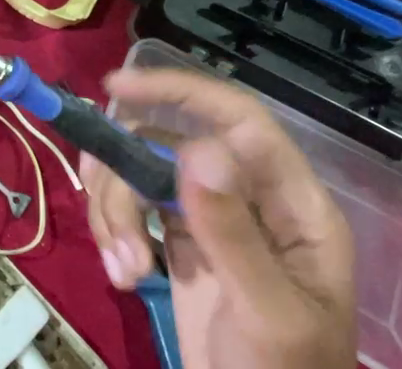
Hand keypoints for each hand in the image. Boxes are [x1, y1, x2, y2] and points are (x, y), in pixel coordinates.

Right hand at [82, 69, 355, 368]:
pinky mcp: (175, 237)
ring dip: (114, 214)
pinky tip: (121, 272)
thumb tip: (198, 148)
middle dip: (126, 183)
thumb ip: (231, 232)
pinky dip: (111, 230)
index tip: (115, 89)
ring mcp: (208, 216)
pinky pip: (127, 204)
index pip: (237, 120)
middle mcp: (248, 197)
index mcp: (290, 205)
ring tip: (123, 269)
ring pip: (137, 171)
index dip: (179, 91)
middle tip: (118, 236)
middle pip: (165, 144)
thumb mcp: (265, 313)